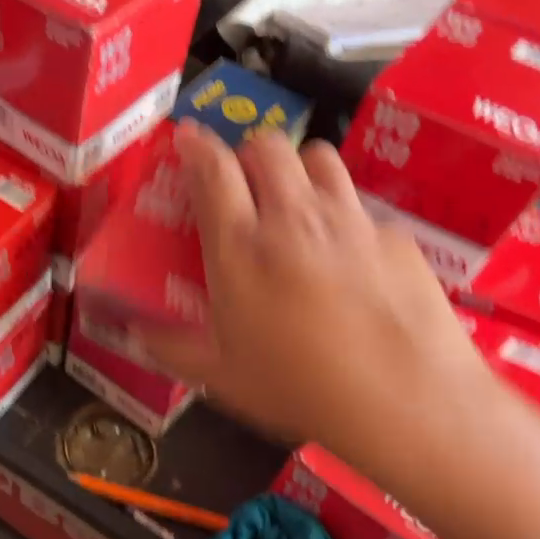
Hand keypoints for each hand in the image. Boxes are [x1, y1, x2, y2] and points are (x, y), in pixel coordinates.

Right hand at [132, 120, 498, 470]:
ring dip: (296, 168)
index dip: (196, 146)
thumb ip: (170, 346)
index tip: (187, 138)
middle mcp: (294, 219)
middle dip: (247, 151)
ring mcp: (351, 222)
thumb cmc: (298, 388)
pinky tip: (345, 256)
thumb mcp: (219, 376)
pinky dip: (342, 214)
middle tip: (240, 179)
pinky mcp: (396, 237)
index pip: (213, 169)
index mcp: (241, 248)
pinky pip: (360, 204)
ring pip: (320, 158)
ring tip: (291, 200)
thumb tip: (134, 330)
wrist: (406, 400)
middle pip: (269, 147)